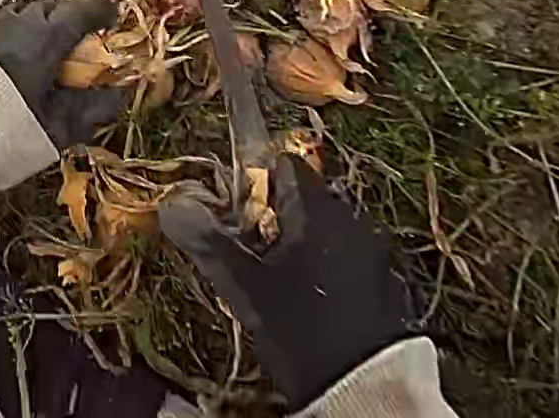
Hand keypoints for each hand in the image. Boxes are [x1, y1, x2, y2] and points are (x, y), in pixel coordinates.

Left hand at [0, 0, 122, 145]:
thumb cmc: (1, 140)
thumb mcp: (56, 130)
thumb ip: (93, 108)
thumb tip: (120, 93)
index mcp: (42, 39)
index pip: (81, 10)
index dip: (100, 11)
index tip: (110, 18)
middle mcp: (12, 21)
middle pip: (49, 9)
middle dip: (67, 20)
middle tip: (75, 44)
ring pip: (19, 15)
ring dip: (34, 28)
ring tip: (38, 56)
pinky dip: (5, 36)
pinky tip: (2, 63)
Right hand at [159, 156, 411, 408]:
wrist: (369, 396)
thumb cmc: (300, 328)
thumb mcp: (246, 285)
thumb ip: (208, 240)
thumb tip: (171, 205)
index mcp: (316, 209)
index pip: (284, 163)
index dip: (255, 177)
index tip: (237, 206)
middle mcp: (350, 219)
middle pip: (303, 194)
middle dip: (275, 211)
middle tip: (249, 243)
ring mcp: (373, 252)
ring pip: (324, 226)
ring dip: (300, 238)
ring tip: (276, 273)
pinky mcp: (387, 284)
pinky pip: (344, 253)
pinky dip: (323, 262)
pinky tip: (307, 295)